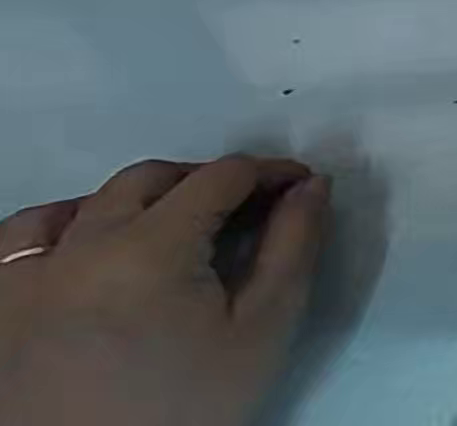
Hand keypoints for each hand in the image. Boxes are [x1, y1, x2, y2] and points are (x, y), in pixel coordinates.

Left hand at [0, 156, 330, 425]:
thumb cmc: (191, 399)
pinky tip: (90, 261)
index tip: (301, 191)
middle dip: (208, 180)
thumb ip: (295, 241)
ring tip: (163, 229)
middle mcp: (72, 256)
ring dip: (124, 204)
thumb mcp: (267, 320)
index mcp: (148, 250)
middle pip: (147, 180)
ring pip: (64, 211)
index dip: (274, 171)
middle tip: (245, 209)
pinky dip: (56, 237)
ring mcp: (11, 294)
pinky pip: (7, 253)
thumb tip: (311, 185)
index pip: (223, 175)